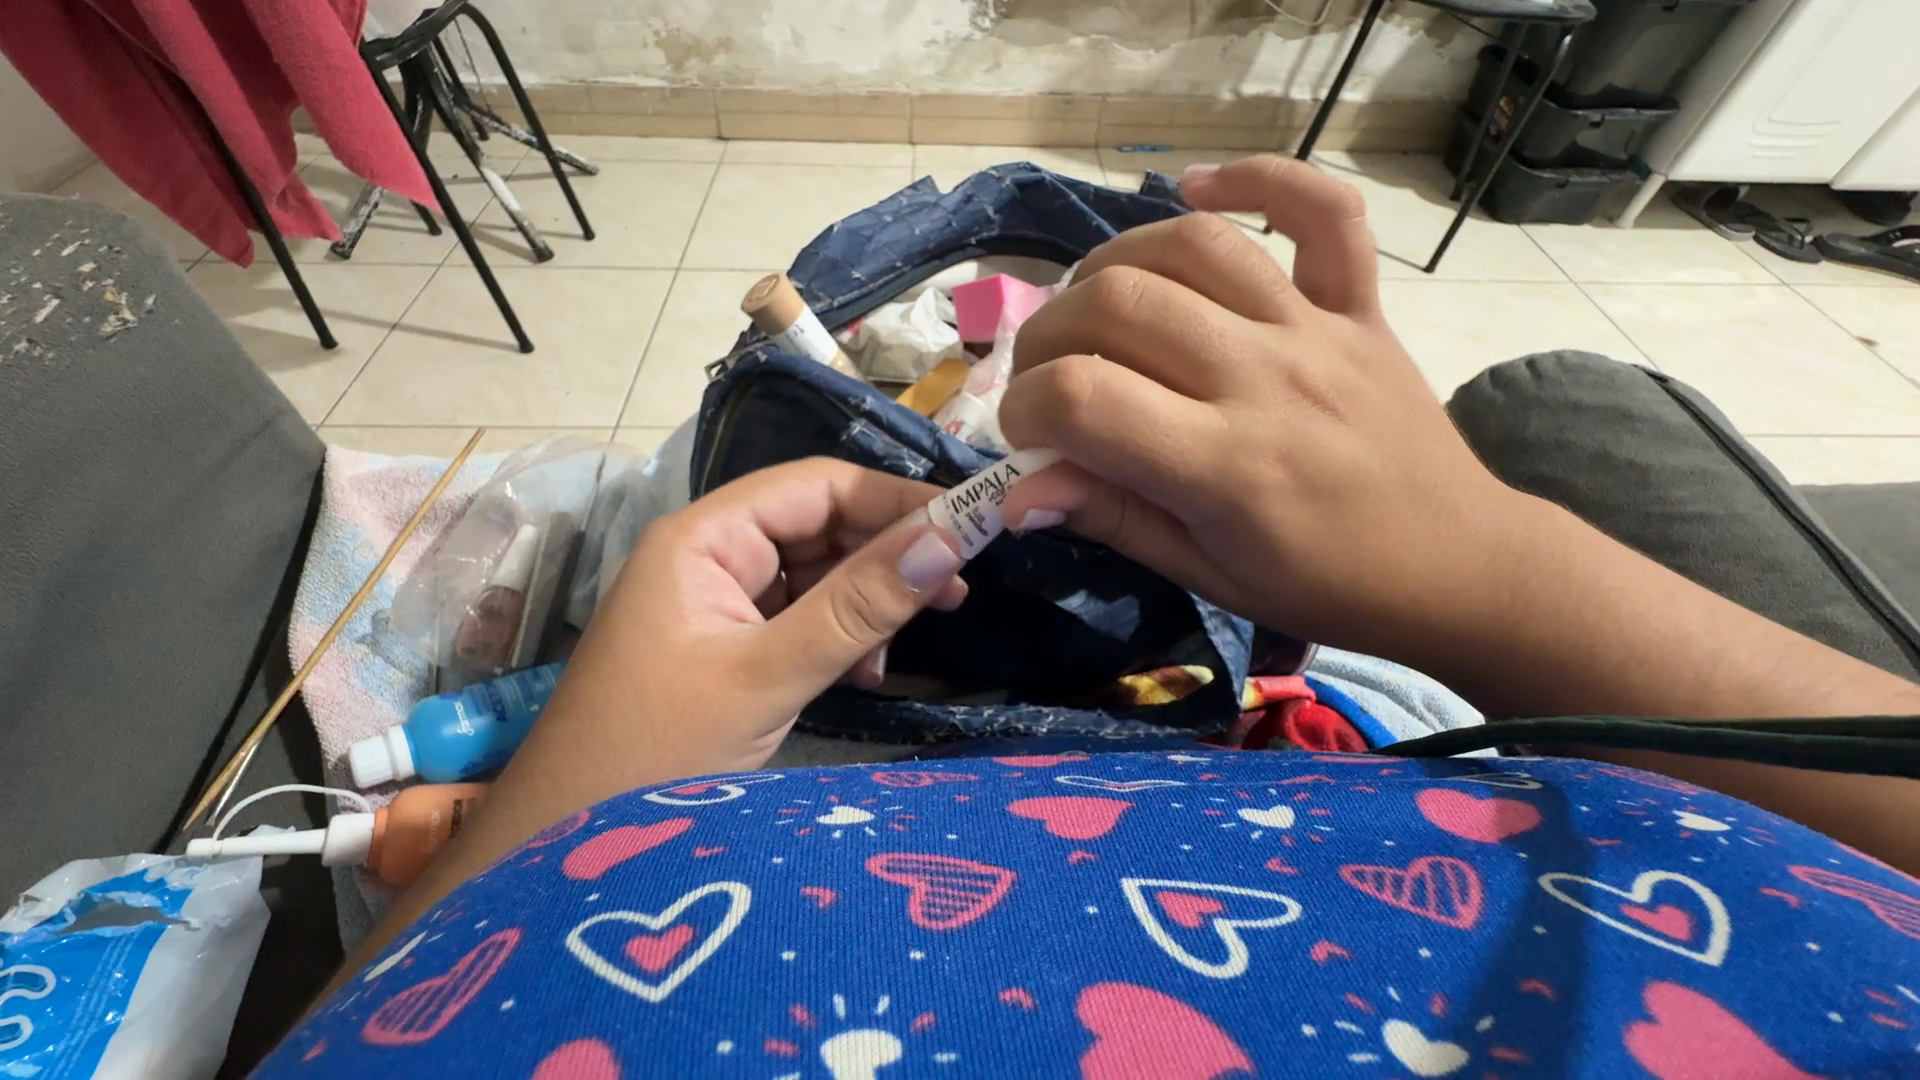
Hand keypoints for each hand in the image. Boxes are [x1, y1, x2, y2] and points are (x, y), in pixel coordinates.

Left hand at [536, 458, 965, 783]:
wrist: (572, 847)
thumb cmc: (655, 750)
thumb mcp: (768, 675)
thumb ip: (858, 607)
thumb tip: (946, 541)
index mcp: (706, 536)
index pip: (817, 486)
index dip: (894, 498)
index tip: (965, 524)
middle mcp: (715, 553)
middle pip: (820, 527)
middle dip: (886, 557)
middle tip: (954, 590)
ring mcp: (722, 599)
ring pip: (817, 574)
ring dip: (866, 604)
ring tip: (898, 651)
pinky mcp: (732, 642)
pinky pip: (802, 617)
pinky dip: (840, 637)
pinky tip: (862, 671)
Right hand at [999, 155, 1536, 657]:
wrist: (1457, 566)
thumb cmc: (1320, 584)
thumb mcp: (1204, 574)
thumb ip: (1111, 519)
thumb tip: (1017, 493)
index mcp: (1223, 467)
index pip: (1084, 400)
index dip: (1026, 407)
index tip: (1023, 431)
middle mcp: (1265, 379)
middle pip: (1119, 305)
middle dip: (1048, 335)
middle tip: (1044, 374)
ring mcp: (1319, 330)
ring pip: (1195, 247)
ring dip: (1114, 262)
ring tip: (1090, 303)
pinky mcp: (1361, 307)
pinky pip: (1323, 212)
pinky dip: (1259, 180)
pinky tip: (1199, 189)